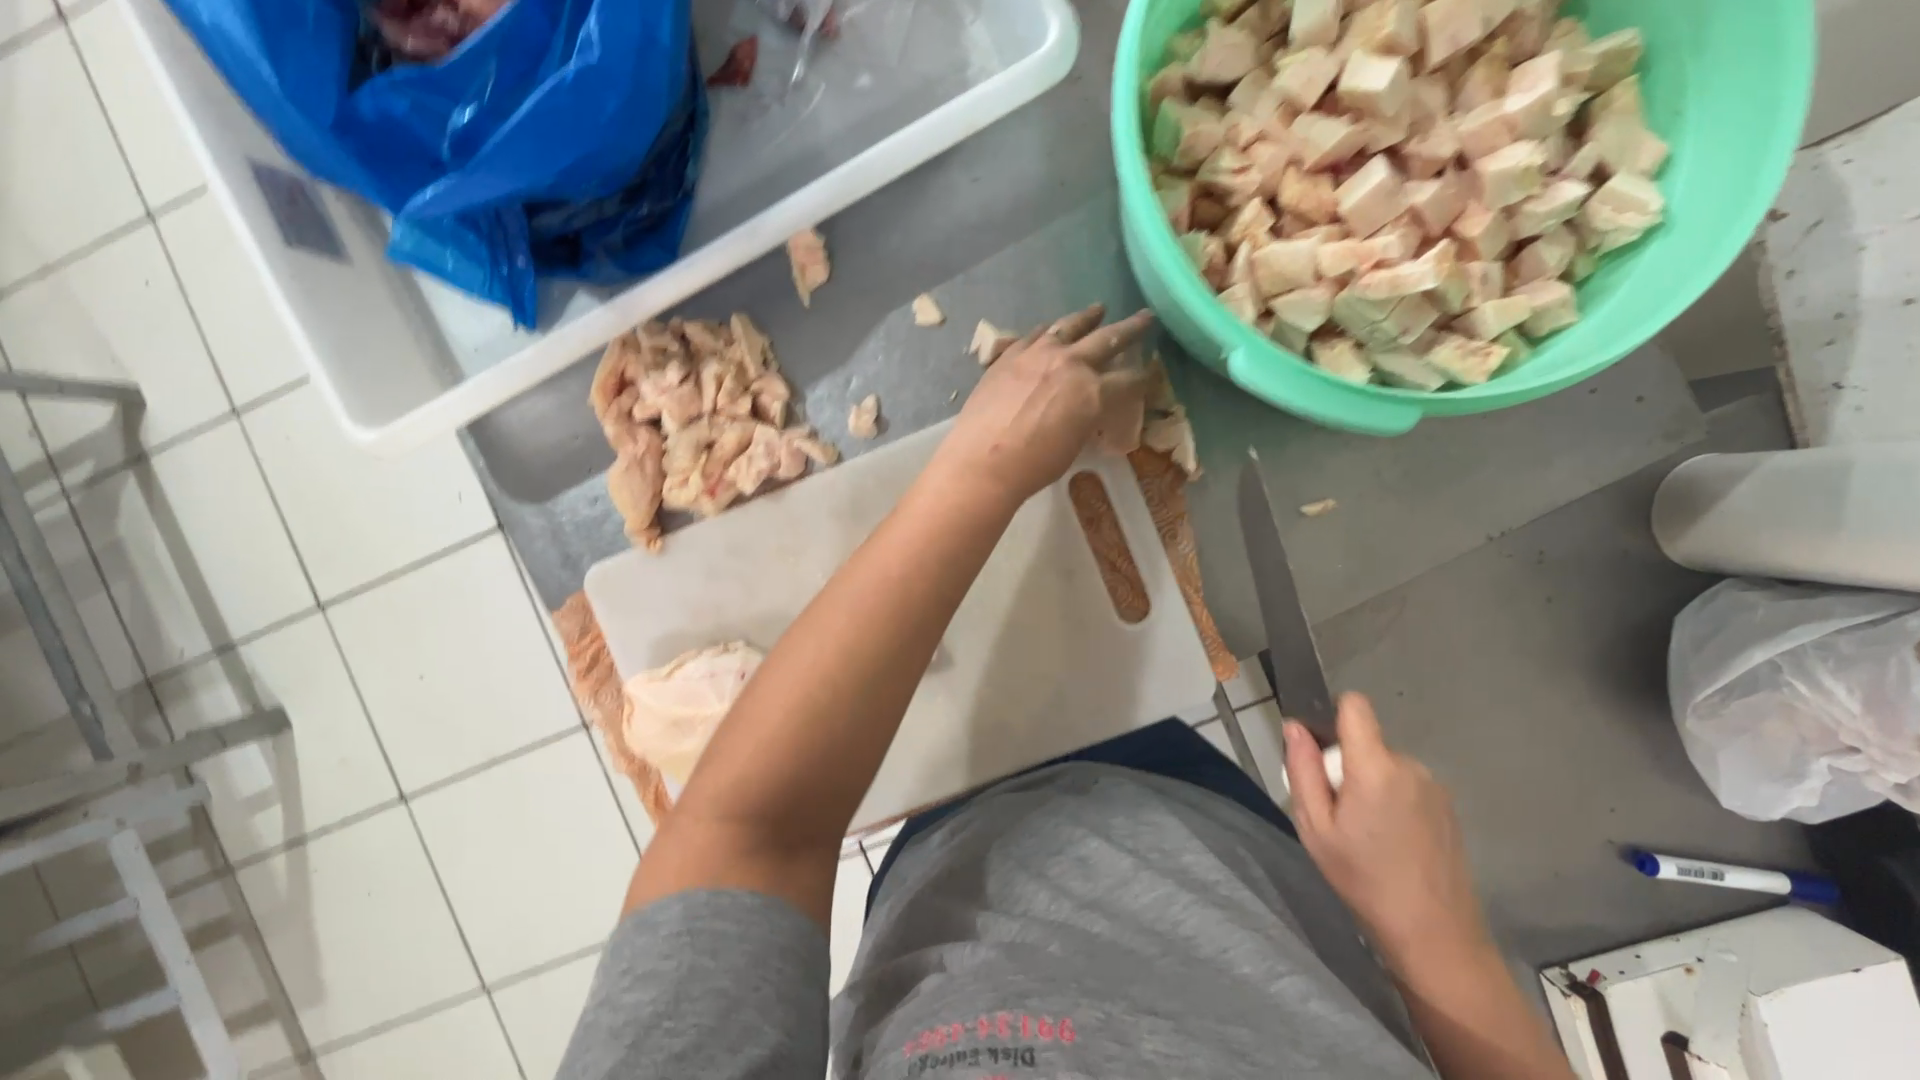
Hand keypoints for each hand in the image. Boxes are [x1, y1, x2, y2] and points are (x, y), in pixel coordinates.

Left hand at [936, 304, 1154, 509]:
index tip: (1151, 371)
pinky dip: (1047, 331)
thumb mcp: (1074, 444)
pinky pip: (1033, 336)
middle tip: (1145, 317)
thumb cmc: (1034, 465)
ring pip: (1068, 327)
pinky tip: (1049, 330)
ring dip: (1087, 318)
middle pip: (1108, 339)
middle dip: (1130, 329)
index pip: (1129, 380)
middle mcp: (1070, 364)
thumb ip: (1086, 419)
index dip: (1144, 377)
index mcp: (1093, 392)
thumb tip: (1088, 410)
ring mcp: (1037, 354)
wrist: (983, 462)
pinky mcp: (1009, 356)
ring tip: (1097, 310)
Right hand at [1283, 693, 1490, 973]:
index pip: (1355, 706)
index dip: (1333, 716)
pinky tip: (1391, 843)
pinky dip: (1392, 802)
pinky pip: (1406, 786)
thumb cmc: (1363, 879)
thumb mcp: (1315, 828)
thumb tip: (1295, 727)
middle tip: (1338, 815)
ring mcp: (1433, 786)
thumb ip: (1302, 770)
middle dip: (1347, 765)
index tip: (1321, 752)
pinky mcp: (1447, 806)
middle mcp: (1409, 766)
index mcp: (1374, 767)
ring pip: (1386, 767)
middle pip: (1366, 743)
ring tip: (1365, 834)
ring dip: (1370, 786)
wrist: (1434, 932)